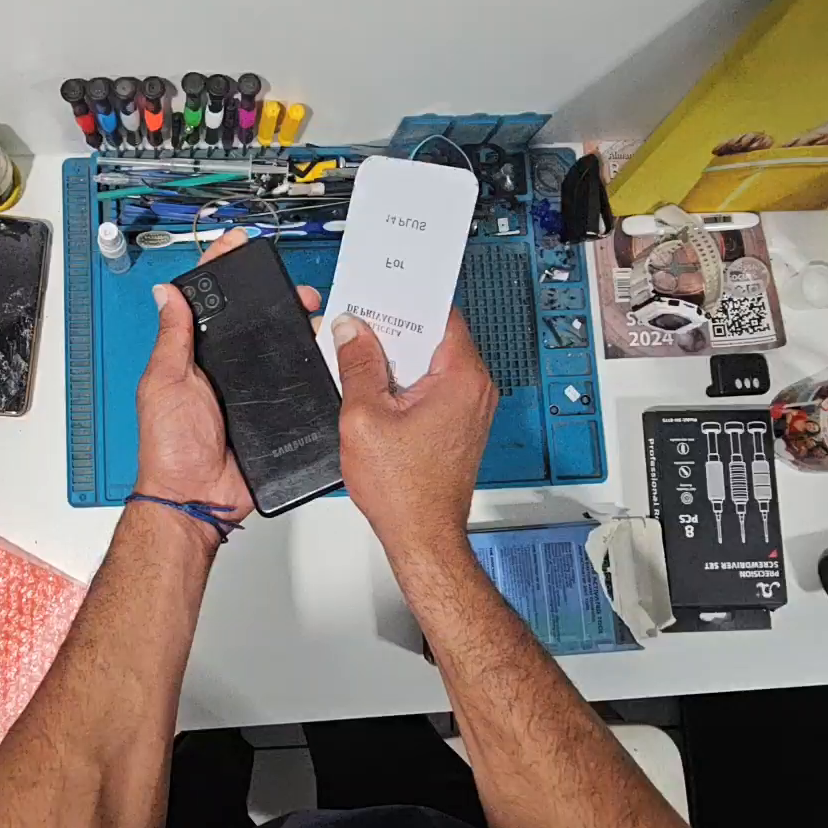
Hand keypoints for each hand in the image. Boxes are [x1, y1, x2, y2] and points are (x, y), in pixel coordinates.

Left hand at [134, 229, 321, 524]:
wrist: (199, 495)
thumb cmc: (171, 447)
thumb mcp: (165, 383)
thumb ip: (171, 339)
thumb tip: (167, 293)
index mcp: (192, 356)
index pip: (206, 302)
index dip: (219, 270)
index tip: (237, 245)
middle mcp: (221, 368)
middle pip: (248, 320)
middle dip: (270, 295)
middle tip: (290, 286)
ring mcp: (249, 388)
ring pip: (275, 346)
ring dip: (293, 326)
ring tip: (312, 311)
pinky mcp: (272, 411)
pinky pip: (291, 381)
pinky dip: (306, 363)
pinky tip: (320, 349)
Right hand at [331, 309, 496, 552]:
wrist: (422, 535)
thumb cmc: (403, 489)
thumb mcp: (364, 416)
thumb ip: (357, 364)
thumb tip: (352, 329)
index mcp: (461, 378)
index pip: (440, 314)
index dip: (406, 300)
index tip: (381, 292)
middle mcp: (475, 389)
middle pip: (434, 337)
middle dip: (395, 330)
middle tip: (360, 327)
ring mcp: (470, 408)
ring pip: (431, 362)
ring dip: (398, 358)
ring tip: (362, 359)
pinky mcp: (460, 424)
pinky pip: (434, 385)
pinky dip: (407, 381)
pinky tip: (377, 389)